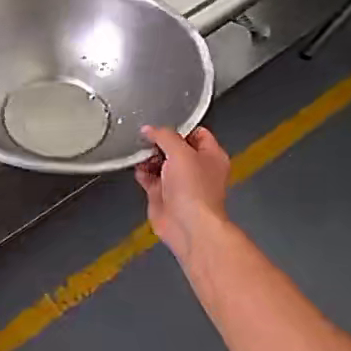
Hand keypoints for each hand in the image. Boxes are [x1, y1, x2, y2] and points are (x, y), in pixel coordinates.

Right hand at [135, 125, 232, 260]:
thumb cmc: (196, 194)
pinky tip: (139, 169)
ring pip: (160, 162)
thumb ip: (164, 135)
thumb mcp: (180, 152)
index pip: (196, 132)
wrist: (187, 225)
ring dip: (148, 158)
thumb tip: (151, 130)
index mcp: (211, 156)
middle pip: (174, 147)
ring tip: (142, 155)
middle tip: (148, 140)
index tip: (162, 124)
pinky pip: (149, 178)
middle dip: (159, 143)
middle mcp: (197, 169)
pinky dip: (142, 173)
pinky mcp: (163, 195)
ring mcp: (180, 183)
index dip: (178, 127)